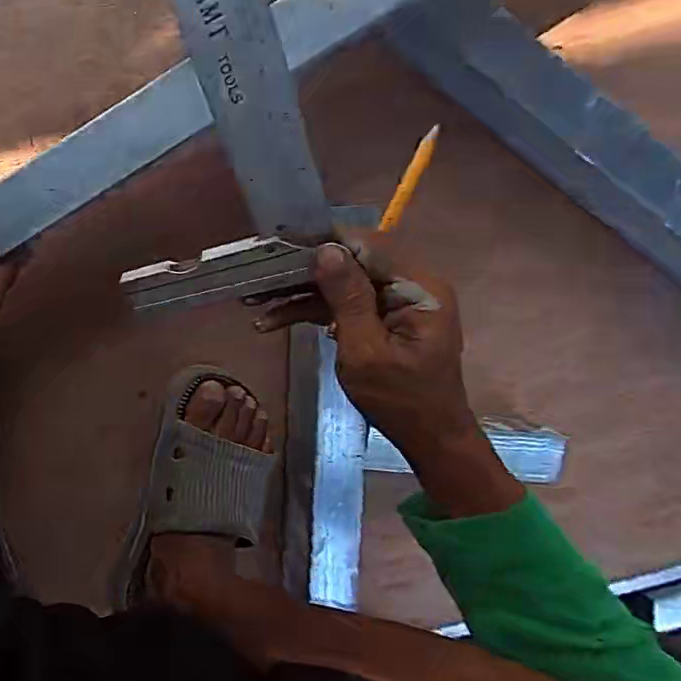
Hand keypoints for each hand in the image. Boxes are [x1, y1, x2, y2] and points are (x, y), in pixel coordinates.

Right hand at [261, 241, 524, 515]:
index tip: (278, 247)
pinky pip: (338, 304)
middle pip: (347, 263)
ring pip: (336, 284)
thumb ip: (347, 298)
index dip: (321, 243)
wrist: (427, 437)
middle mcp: (408, 285)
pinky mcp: (377, 317)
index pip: (366, 247)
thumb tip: (325, 251)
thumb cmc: (399, 398)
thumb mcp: (365, 349)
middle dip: (300, 272)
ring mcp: (392, 302)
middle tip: (256, 278)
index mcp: (417, 287)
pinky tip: (271, 320)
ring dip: (295, 293)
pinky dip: (307, 311)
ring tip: (253, 302)